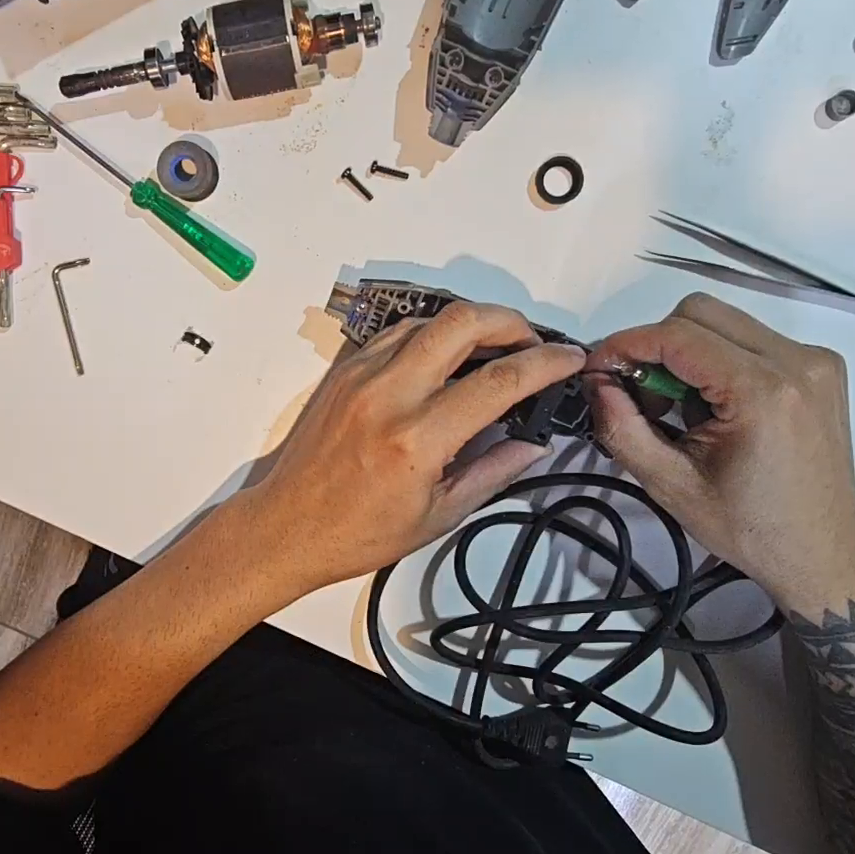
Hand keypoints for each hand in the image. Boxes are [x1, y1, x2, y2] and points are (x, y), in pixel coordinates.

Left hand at [240, 303, 586, 594]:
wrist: (286, 527)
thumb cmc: (355, 533)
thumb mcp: (438, 516)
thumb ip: (492, 472)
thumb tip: (533, 444)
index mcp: (416, 440)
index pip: (498, 382)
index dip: (544, 364)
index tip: (567, 359)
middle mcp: (387, 396)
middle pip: (462, 322)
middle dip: (510, 321)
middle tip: (531, 342)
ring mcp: (361, 377)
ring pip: (428, 320)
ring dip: (470, 323)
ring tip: (494, 348)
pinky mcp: (344, 372)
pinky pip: (397, 332)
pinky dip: (430, 333)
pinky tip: (446, 355)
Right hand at [587, 294, 854, 616]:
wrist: (821, 549)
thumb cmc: (746, 526)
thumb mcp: (669, 484)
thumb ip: (622, 428)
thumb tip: (595, 383)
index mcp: (763, 393)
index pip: (678, 335)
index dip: (627, 345)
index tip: (597, 371)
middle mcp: (796, 361)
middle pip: (700, 313)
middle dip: (656, 346)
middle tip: (641, 395)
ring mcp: (813, 359)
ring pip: (723, 321)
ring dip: (684, 353)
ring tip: (679, 407)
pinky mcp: (818, 365)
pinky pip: (748, 338)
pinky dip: (715, 360)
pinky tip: (712, 405)